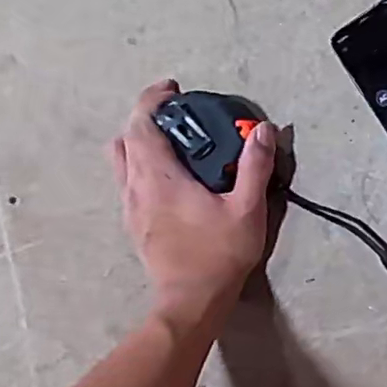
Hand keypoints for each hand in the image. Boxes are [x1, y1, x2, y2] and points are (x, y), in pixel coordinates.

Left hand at [110, 80, 280, 323]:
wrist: (192, 297)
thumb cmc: (221, 252)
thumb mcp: (248, 207)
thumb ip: (255, 165)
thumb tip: (264, 130)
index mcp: (160, 177)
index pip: (142, 124)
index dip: (153, 100)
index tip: (172, 89)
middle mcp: (136, 186)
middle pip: (126, 138)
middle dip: (147, 119)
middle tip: (178, 115)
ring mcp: (130, 206)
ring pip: (122, 161)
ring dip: (141, 143)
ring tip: (173, 144)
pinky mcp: (134, 223)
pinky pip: (129, 181)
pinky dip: (143, 165)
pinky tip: (172, 179)